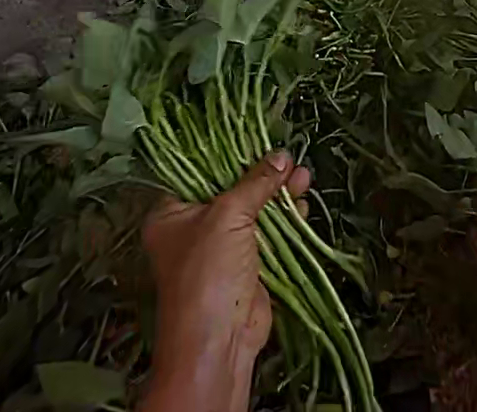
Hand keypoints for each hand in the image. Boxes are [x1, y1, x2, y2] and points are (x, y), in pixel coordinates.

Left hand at [141, 150, 310, 411]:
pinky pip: (267, 232)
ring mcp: (222, 245)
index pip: (200, 170)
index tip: (256, 136)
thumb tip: (281, 155)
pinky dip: (285, 218)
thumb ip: (256, 182)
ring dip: (279, 193)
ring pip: (254, 209)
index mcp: (173, 212)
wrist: (218, 341)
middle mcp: (194, 225)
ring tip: (303, 176)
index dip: (229, 153)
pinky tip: (301, 201)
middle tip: (288, 157)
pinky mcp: (246, 262)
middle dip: (263, 173)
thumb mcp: (228, 215)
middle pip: (232, 188)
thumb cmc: (208, 271)